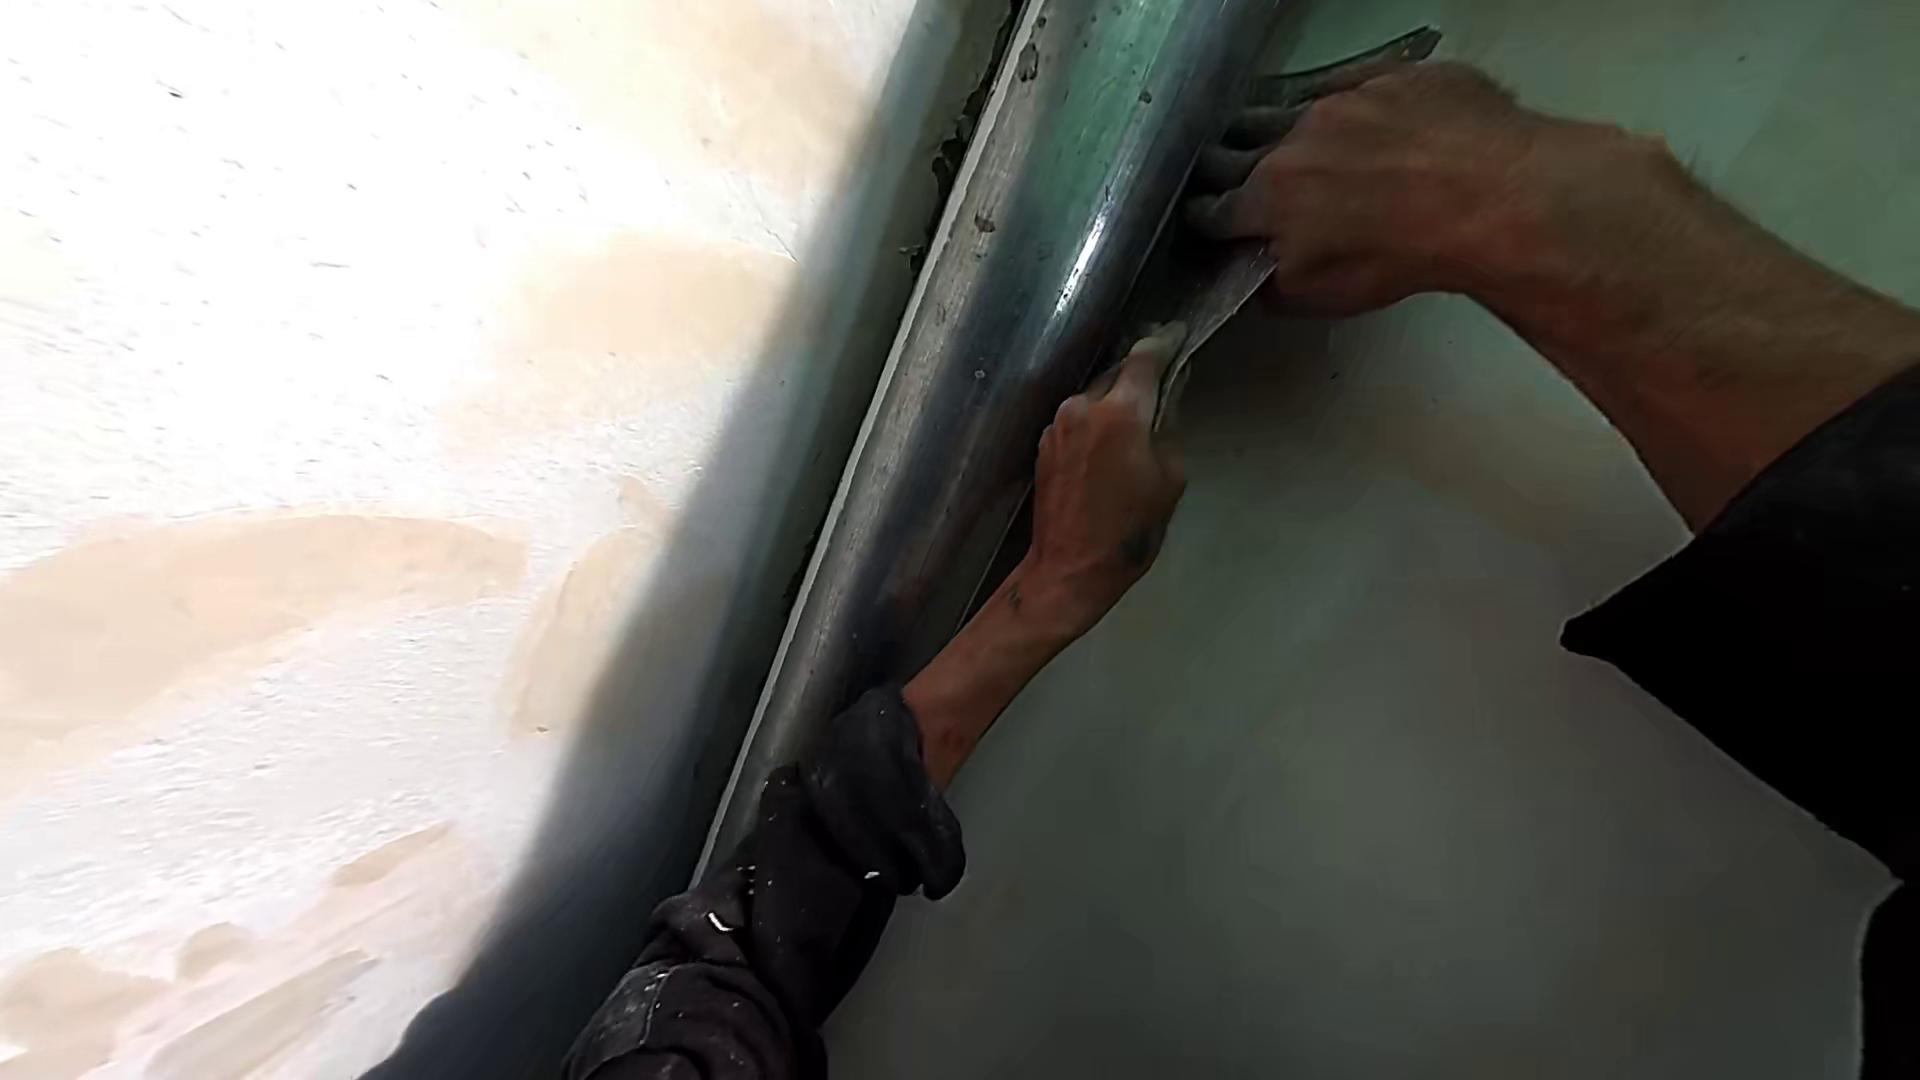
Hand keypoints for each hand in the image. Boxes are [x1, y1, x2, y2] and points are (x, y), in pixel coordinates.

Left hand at [903, 327, 1188, 787]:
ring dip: (1112, 406)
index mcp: (1119, 411)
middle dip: (1137, 383)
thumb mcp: (1170, 478)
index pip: (1144, 357)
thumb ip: (1166, 429)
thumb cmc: (1129, 529)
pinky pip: (1075, 423)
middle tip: (1158, 395)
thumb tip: (1159, 404)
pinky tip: (1103, 451)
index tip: (1176, 336)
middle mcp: (1081, 407)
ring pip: (1092, 400)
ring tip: (1129, 432)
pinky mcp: (1042, 446)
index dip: (1164, 344)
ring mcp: (1055, 426)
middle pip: (1115, 377)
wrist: (1069, 567)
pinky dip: (1092, 426)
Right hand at [1187, 62, 1650, 315]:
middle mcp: (1288, 144)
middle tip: (1215, 181)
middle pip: (1227, 153)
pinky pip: (1338, 84)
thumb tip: (1252, 275)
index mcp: (1263, 201)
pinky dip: (1323, 106)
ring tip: (1261, 143)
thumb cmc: (1396, 257)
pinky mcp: (1388, 76)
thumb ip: (1266, 285)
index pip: (1209, 211)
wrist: (1495, 198)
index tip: (1197, 224)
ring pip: (1274, 111)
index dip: (1197, 221)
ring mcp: (1339, 102)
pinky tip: (1329, 121)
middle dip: (1214, 172)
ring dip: (1258, 133)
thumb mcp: (1313, 296)